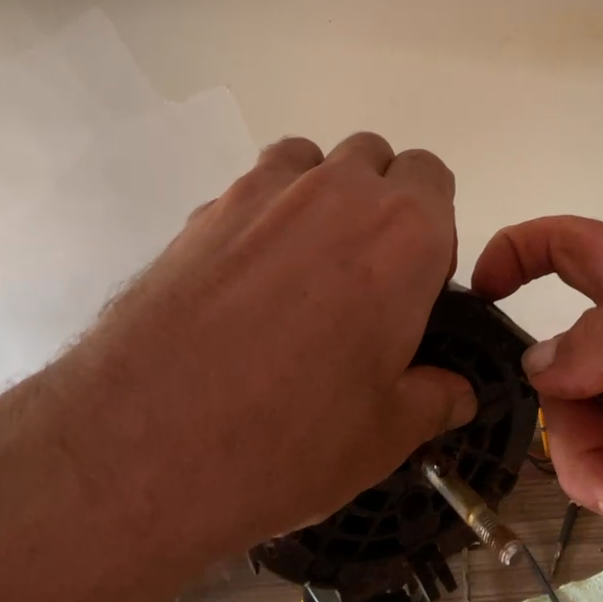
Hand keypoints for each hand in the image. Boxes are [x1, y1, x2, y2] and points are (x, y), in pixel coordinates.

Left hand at [57, 134, 476, 556]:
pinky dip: (263, 213)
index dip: (433, 226)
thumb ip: (434, 399)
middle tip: (363, 277)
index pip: (435, 179)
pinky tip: (243, 282)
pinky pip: (251, 188)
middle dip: (381, 200)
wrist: (145, 444)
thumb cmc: (293, 436)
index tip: (416, 283)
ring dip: (321, 193)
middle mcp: (338, 192)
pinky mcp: (202, 212)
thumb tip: (457, 393)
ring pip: (311, 160)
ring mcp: (263, 194)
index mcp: (403, 234)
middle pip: (375, 157)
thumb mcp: (385, 434)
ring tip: (303, 267)